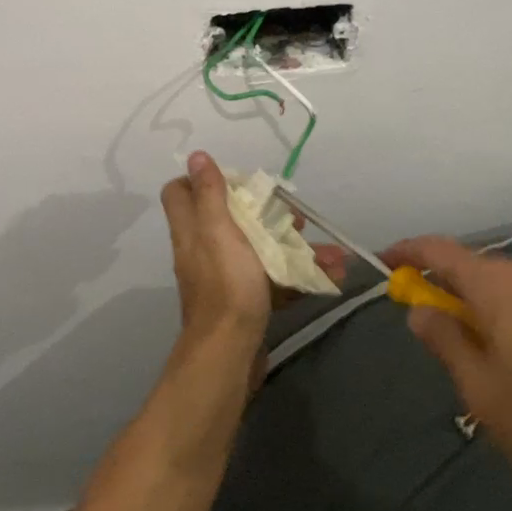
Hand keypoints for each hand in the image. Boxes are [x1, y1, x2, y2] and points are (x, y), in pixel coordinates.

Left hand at [161, 151, 345, 341]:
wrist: (229, 355)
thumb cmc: (225, 286)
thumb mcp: (218, 231)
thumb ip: (209, 194)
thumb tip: (195, 155)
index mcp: (193, 231)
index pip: (180, 193)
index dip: (201, 180)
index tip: (236, 181)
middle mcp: (204, 251)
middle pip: (229, 220)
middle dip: (266, 216)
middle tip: (294, 218)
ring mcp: (224, 279)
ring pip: (258, 251)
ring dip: (295, 249)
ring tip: (331, 253)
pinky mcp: (244, 304)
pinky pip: (272, 281)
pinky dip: (299, 277)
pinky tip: (332, 277)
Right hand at [384, 236, 511, 510]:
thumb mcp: (485, 393)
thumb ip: (446, 343)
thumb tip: (420, 310)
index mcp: (501, 284)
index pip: (440, 250)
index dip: (406, 253)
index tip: (381, 263)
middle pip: (474, 269)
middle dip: (445, 291)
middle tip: (429, 332)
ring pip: (506, 289)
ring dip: (480, 310)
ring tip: (475, 359)